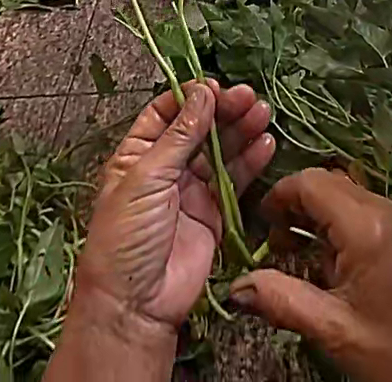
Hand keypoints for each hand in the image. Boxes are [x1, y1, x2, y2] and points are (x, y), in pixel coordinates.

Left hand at [48, 80, 275, 380]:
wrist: (136, 305)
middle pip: (200, 127)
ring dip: (242, 129)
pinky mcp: (214, 210)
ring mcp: (192, 187)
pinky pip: (235, 179)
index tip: (214, 86)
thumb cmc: (124, 238)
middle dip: (223, 109)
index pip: (167, 112)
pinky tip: (266, 142)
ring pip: (221, 149)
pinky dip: (252, 160)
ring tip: (262, 111)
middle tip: (246, 96)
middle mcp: (167, 165)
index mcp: (139, 152)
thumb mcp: (146, 178)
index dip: (191, 97)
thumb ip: (180, 136)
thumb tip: (202, 93)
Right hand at [229, 168, 391, 381]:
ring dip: (313, 213)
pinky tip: (326, 261)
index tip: (260, 224)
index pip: (311, 182)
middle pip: (325, 181)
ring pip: (340, 191)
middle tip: (275, 243)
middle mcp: (381, 207)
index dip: (280, 196)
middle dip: (294, 204)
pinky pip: (356, 206)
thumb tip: (236, 288)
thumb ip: (283, 301)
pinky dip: (333, 222)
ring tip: (295, 254)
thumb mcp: (335, 332)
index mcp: (366, 226)